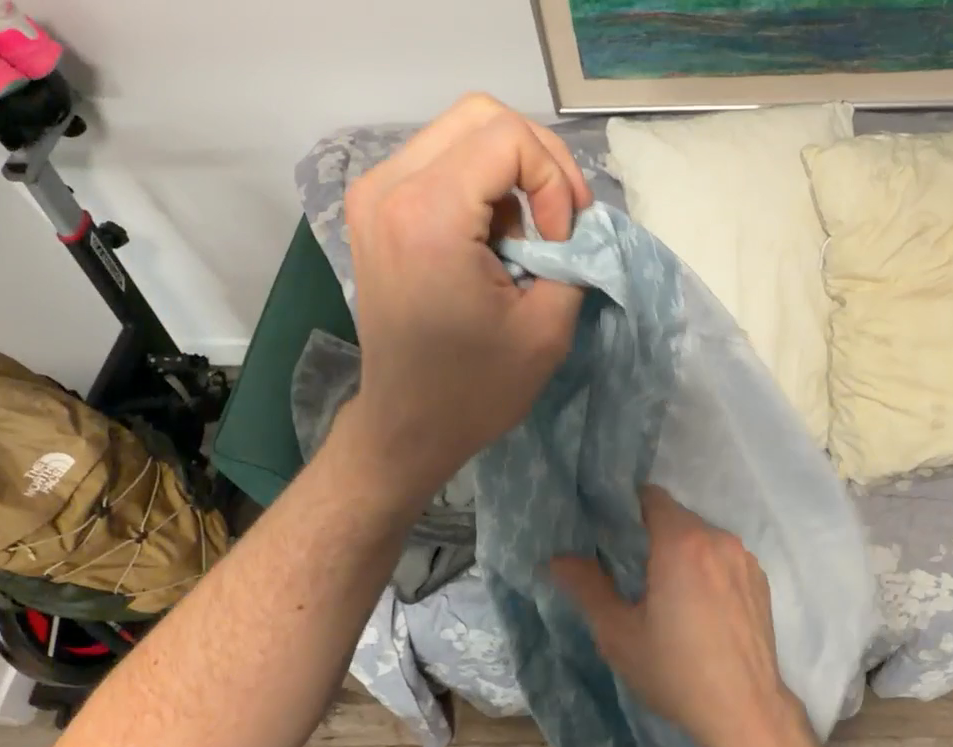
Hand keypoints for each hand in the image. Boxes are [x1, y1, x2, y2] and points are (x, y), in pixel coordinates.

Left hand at [336, 93, 593, 511]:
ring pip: (462, 134)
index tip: (561, 240)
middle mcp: (389, 187)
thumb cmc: (477, 389)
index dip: (554, 179)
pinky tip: (494, 241)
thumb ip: (574, 260)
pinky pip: (441, 162)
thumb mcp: (547, 329)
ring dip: (511, 176)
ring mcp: (375, 194)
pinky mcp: (376, 209)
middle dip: (539, 161)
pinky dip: (482, 188)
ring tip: (528, 238)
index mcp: (428, 215)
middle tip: (563, 220)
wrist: (408, 424)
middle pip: (482, 116)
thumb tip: (577, 226)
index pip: (507, 136)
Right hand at [551, 487, 816, 746]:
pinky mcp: (761, 583)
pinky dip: (707, 571)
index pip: (649, 498)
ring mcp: (746, 561)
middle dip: (650, 536)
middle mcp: (719, 540)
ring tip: (662, 593)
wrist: (744, 710)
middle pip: (677, 519)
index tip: (605, 535)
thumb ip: (586, 587)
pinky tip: (697, 609)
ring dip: (681, 555)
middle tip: (626, 571)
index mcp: (682, 543)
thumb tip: (557, 559)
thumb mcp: (619, 633)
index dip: (624, 511)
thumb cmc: (675, 672)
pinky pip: (724, 561)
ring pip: (703, 541)